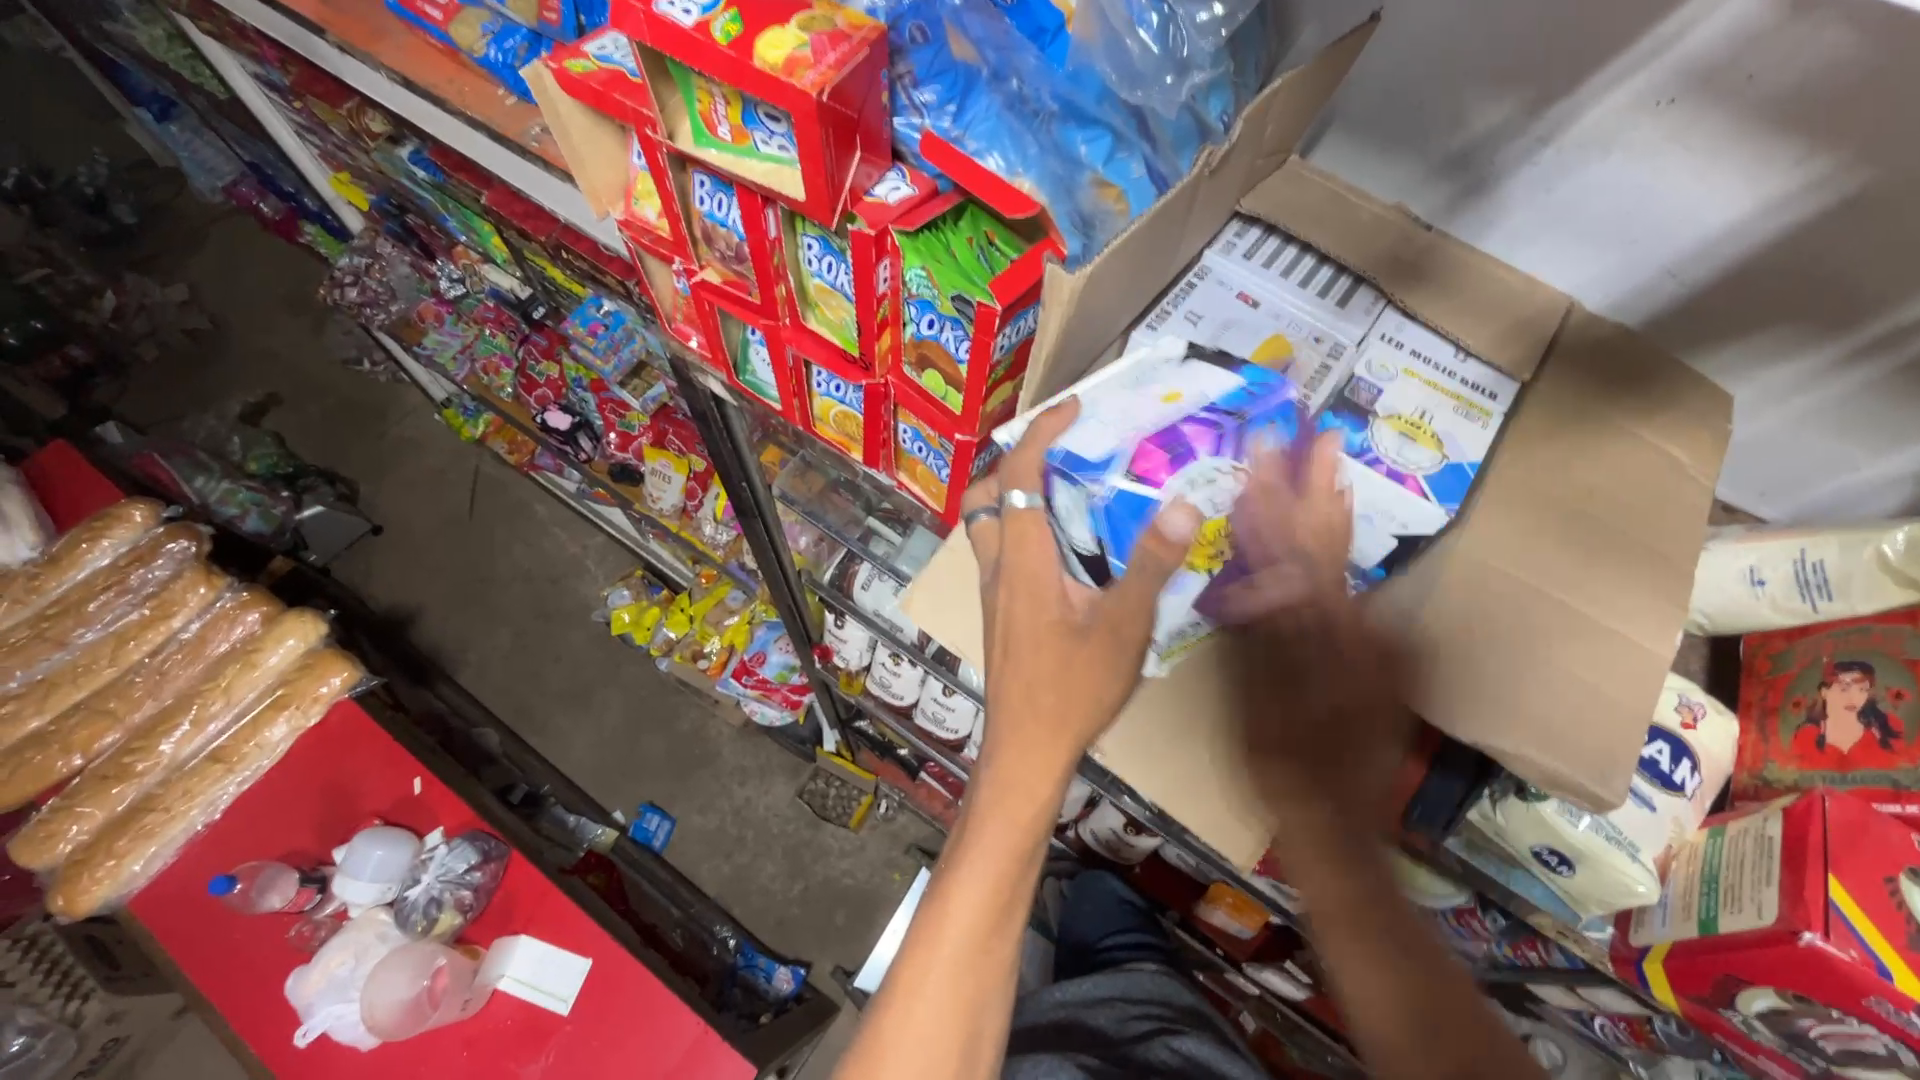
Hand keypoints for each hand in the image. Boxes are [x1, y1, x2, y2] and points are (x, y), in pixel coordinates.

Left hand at [963, 398, 1201, 782]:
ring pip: (986, 526)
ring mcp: (992, 593)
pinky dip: (1021, 531)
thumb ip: (1151, 565)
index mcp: (1024, 559)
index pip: (1018, 475)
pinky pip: (999, 553)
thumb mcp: (1124, 627)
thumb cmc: (1073, 689)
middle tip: (1061, 454)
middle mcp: (998, 568)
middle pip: (985, 496)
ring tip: (1066, 495)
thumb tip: (1182, 505)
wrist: (1027, 747)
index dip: (1040, 432)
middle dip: (1015, 462)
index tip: (1072, 408)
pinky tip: (1064, 552)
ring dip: (1014, 497)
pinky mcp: (998, 614)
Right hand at [1210, 432, 1413, 844]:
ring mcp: (1370, 641)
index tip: (1264, 453)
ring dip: (1332, 514)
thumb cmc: (1283, 769)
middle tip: (1315, 436)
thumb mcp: (1256, 708)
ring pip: (1345, 564)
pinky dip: (1342, 553)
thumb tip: (1252, 577)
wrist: (1339, 818)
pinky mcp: (1375, 654)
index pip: (1293, 555)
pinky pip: (1352, 589)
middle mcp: (1355, 629)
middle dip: (1316, 489)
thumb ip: (1257, 639)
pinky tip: (1339, 526)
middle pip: (1329, 547)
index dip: (1275, 502)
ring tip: (1329, 466)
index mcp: (1322, 638)